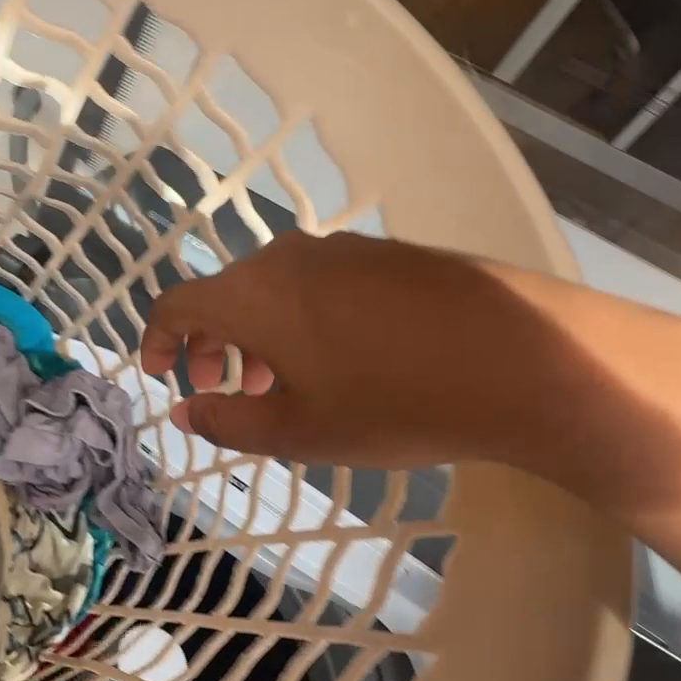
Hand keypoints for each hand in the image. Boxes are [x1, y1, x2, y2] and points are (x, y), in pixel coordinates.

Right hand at [140, 230, 680, 480]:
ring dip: (257, 333)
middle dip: (211, 344)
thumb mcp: (297, 431)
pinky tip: (340, 360)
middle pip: (224, 294)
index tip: (160, 375)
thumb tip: (185, 412)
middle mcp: (285, 258)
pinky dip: (300, 319)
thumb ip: (227, 422)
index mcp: (251, 295)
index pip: (175, 305)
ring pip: (272, 288)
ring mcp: (340, 250)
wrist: (525, 360)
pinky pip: (317, 282)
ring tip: (282, 381)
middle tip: (226, 389)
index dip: (155, 340)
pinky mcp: (387, 254)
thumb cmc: (391, 405)